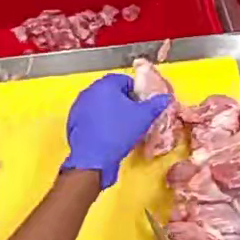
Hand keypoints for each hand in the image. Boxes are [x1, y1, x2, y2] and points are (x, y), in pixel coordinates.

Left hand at [61, 73, 173, 189]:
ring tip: (120, 128)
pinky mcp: (73, 123)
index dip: (136, 93)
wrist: (92, 159)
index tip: (141, 107)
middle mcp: (89, 91)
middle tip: (133, 118)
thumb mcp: (143, 118)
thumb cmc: (119, 133)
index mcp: (105, 84)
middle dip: (123, 102)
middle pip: (111, 92)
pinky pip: (90, 118)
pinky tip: (107, 136)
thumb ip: (156, 105)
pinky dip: (99, 123)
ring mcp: (78, 107)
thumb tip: (166, 98)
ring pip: (100, 105)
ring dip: (110, 113)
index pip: (125, 80)